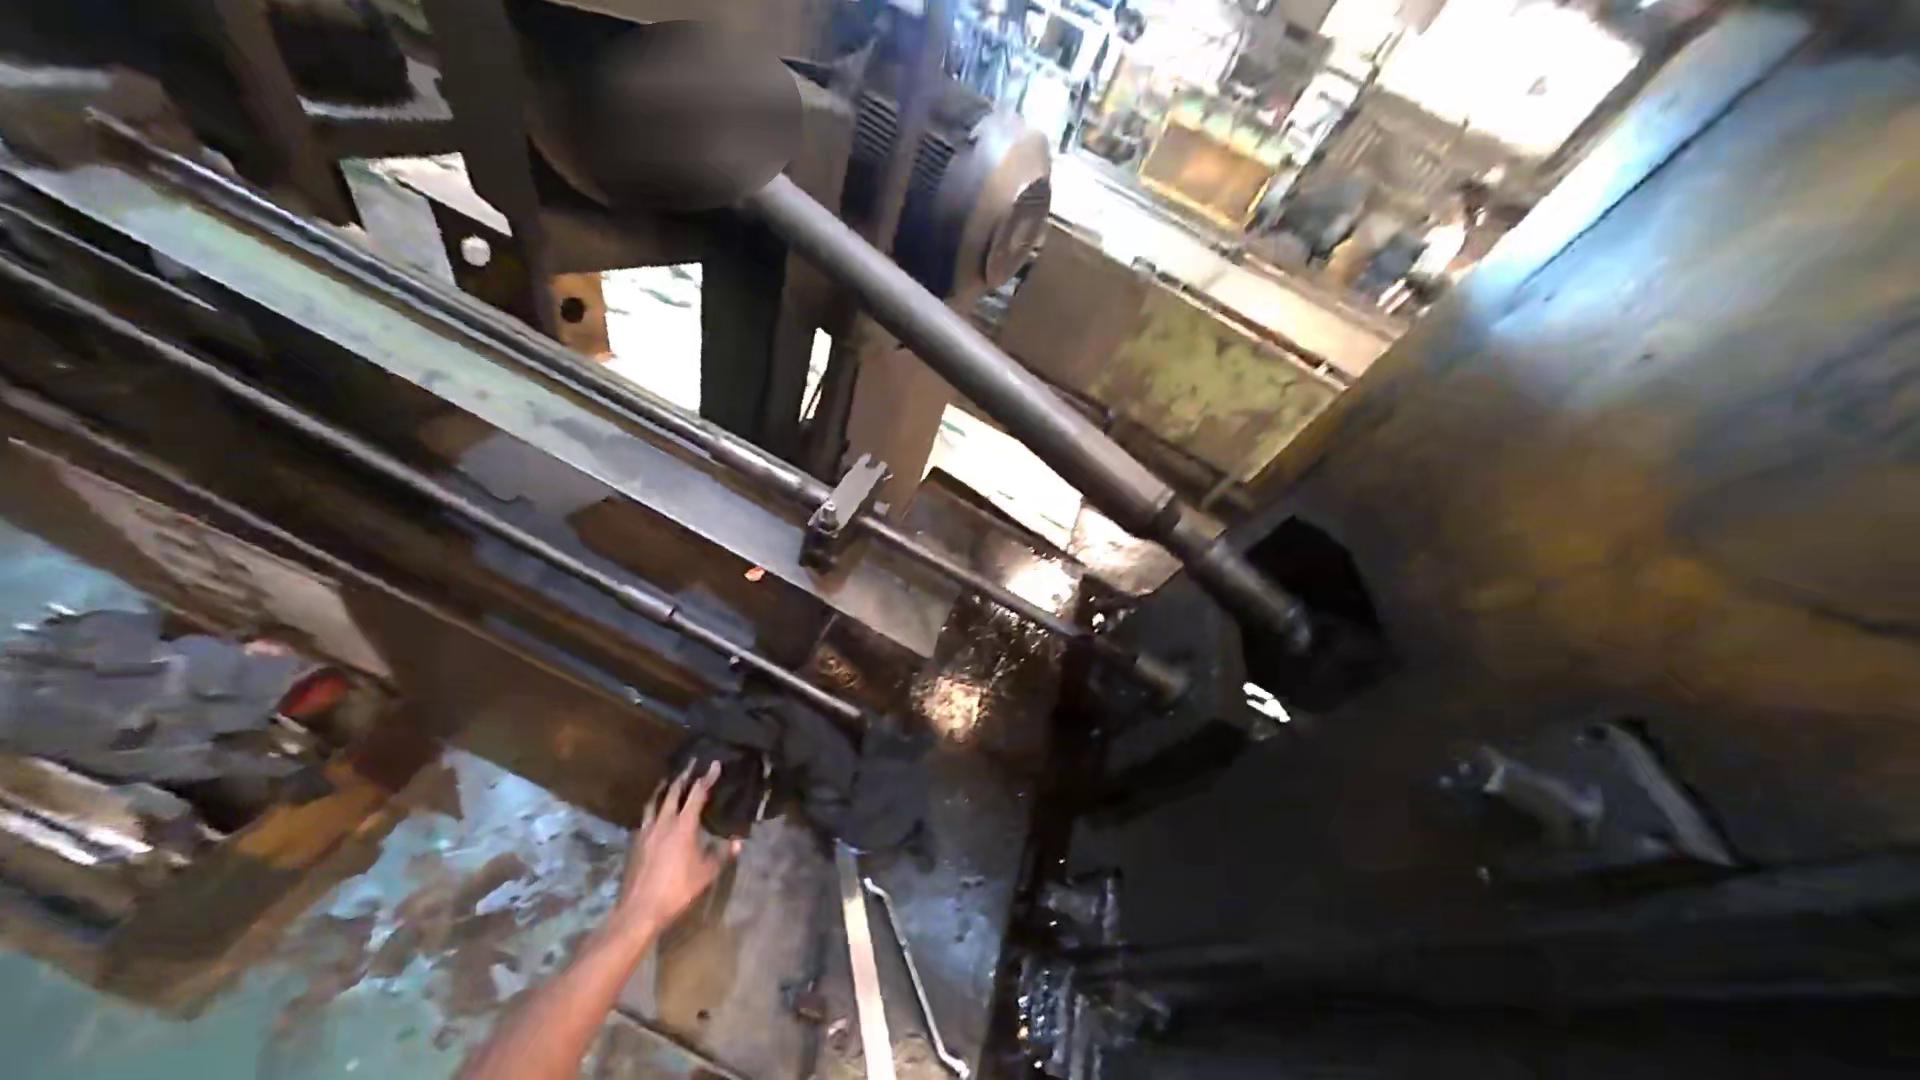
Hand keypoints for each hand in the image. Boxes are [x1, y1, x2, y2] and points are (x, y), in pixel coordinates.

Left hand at [616, 761, 741, 933]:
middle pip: (673, 791)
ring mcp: (646, 831)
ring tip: (669, 781)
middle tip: (691, 764)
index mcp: (684, 825)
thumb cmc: (677, 889)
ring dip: (664, 788)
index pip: (697, 793)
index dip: (707, 777)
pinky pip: (645, 817)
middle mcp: (664, 822)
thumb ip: (722, 855)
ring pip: (655, 802)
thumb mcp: (706, 873)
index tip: (714, 764)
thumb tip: (738, 842)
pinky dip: (653, 808)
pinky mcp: (635, 843)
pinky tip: (654, 813)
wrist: (639, 909)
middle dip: (684, 776)